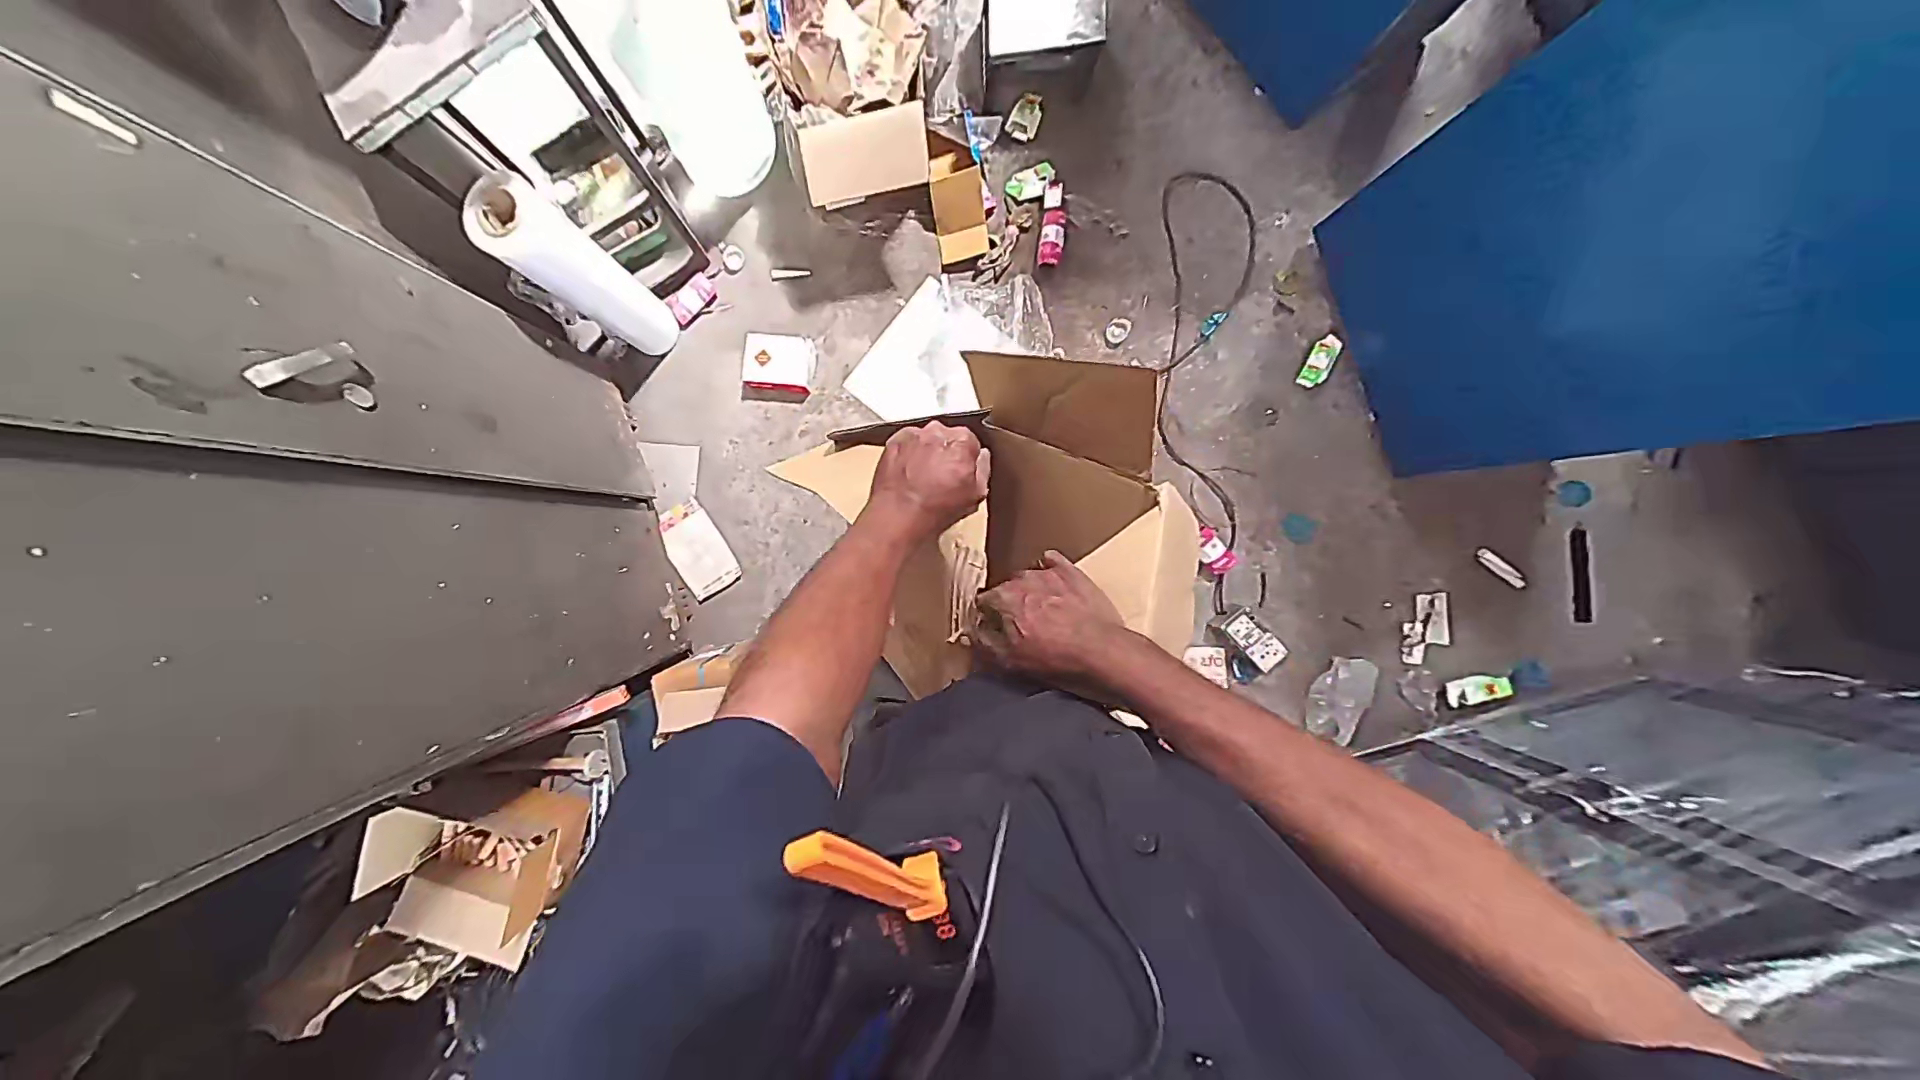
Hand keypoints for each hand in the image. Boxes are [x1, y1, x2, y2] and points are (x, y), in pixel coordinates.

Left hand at [863, 421, 989, 541]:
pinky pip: (906, 445)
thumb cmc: (936, 507)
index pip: (971, 442)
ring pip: (925, 440)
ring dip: (926, 454)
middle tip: (942, 478)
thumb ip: (983, 469)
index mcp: (962, 440)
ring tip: (923, 479)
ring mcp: (913, 436)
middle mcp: (937, 431)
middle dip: (945, 454)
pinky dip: (907, 456)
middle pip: (947, 438)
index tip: (962, 472)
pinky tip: (909, 475)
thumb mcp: (975, 494)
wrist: (901, 514)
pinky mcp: (894, 443)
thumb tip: (982, 457)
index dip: (967, 460)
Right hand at [974, 551, 1135, 692]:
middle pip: (1006, 589)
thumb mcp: (1010, 663)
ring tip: (1044, 614)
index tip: (995, 630)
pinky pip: (1053, 563)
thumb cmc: (1059, 660)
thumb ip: (984, 643)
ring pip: (1029, 577)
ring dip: (1031, 592)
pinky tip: (1055, 589)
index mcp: (1003, 599)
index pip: (982, 602)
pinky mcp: (1073, 573)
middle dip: (1010, 605)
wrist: (1103, 653)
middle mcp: (1022, 580)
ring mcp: (1049, 573)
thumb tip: (970, 634)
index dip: (987, 618)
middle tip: (1022, 627)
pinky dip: (1050, 572)